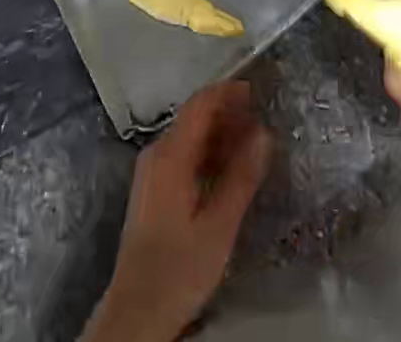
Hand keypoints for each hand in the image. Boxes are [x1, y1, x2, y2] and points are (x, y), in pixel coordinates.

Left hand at [82, 80, 270, 341]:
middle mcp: (156, 155)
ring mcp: (151, 171)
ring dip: (219, 135)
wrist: (136, 310)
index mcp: (169, 156)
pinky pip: (182, 155)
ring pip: (188, 138)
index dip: (226, 93)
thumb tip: (263, 134)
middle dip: (226, 114)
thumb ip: (241, 176)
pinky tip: (228, 168)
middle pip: (193, 119)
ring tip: (251, 143)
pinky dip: (206, 153)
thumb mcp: (219, 225)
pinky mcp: (153, 188)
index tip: (254, 90)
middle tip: (260, 120)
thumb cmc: (179, 268)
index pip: (198, 106)